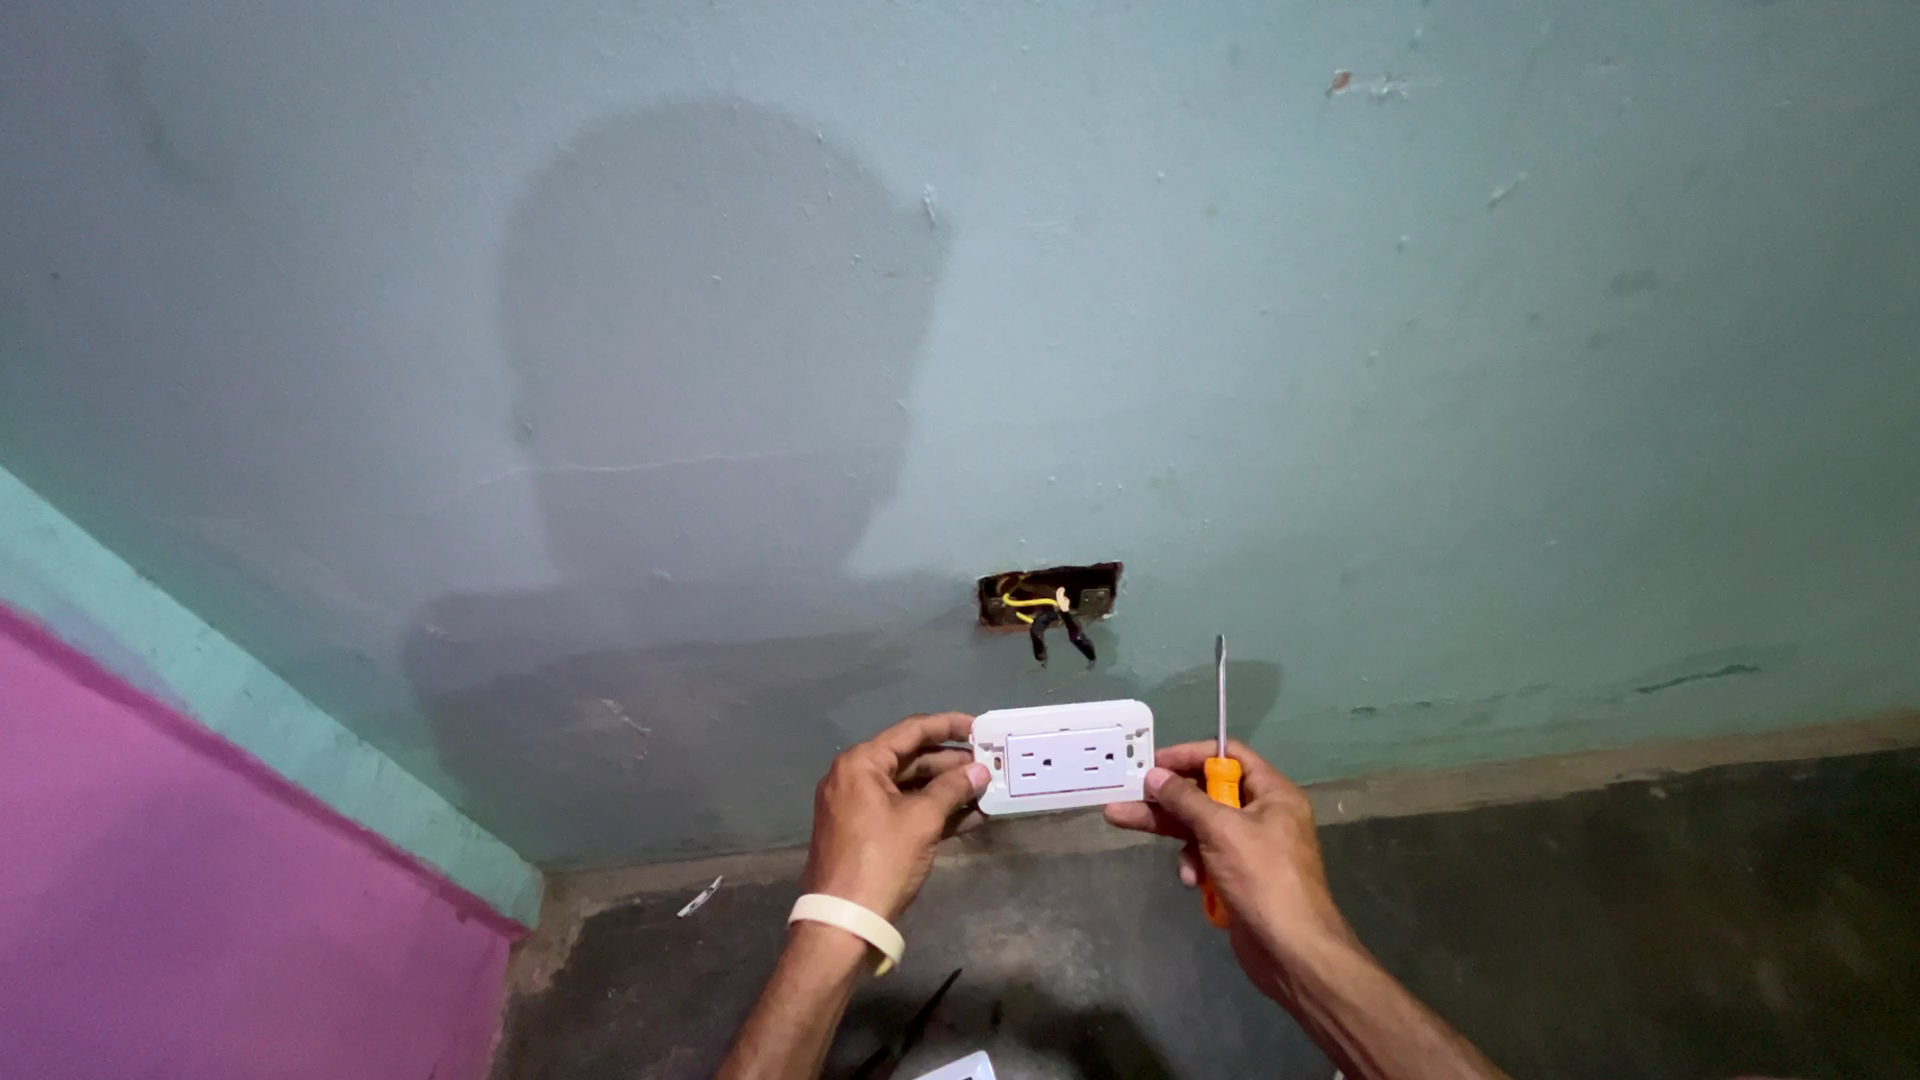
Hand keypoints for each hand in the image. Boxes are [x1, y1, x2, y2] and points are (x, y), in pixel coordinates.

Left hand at [801, 712, 989, 920]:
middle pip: (912, 759)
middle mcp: (856, 777)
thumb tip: (981, 771)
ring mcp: (860, 806)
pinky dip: (934, 812)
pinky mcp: (867, 832)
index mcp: (861, 763)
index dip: (948, 726)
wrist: (843, 925)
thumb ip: (952, 789)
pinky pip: (904, 811)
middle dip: (952, 764)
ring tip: (986, 791)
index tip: (979, 728)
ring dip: (948, 790)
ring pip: (911, 787)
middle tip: (990, 765)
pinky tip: (971, 817)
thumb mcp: (922, 820)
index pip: (911, 731)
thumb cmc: (881, 861)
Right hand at [1104, 740, 1357, 1000]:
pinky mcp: (1237, 875)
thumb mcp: (1221, 830)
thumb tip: (1154, 775)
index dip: (1190, 755)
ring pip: (1198, 823)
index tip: (1155, 762)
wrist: (1293, 954)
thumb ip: (1185, 799)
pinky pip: (1205, 854)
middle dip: (1165, 794)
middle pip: (1206, 791)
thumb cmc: (1263, 880)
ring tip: (1121, 820)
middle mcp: (1262, 814)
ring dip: (1170, 829)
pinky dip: (1193, 863)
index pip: (1228, 756)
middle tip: (1127, 790)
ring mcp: (1249, 846)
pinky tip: (1191, 880)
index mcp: (1272, 794)